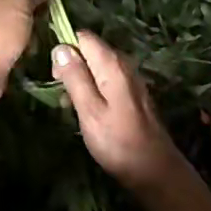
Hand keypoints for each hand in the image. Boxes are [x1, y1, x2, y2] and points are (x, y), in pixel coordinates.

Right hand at [50, 30, 191, 193]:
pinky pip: (105, 80)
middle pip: (89, 49)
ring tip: (70, 105)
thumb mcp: (89, 110)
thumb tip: (59, 47)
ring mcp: (130, 79)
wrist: (156, 173)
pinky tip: (87, 111)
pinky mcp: (132, 94)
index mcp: (112, 65)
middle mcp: (124, 65)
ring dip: (79, 80)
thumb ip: (74, 76)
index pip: (82, 36)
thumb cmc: (118, 142)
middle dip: (70, 65)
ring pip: (95, 66)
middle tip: (61, 93)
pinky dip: (92, 89)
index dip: (64, 48)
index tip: (54, 73)